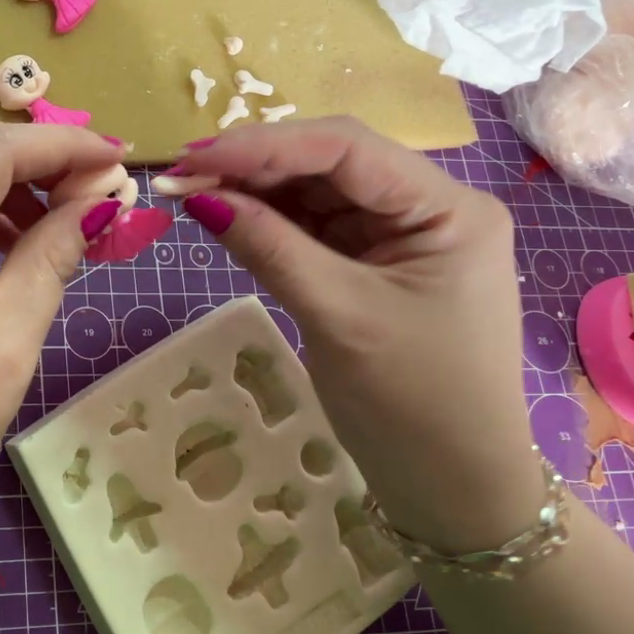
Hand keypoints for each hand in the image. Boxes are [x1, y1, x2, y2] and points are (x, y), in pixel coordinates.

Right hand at [170, 118, 544, 553]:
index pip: (347, 149)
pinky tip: (225, 213)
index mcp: (447, 209)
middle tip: (181, 176)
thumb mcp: (337, 315)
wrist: (452, 488)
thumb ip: (267, 246)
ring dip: (253, 189)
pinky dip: (265, 219)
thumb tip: (195, 195)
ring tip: (191, 192)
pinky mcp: (370, 260)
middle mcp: (426, 207)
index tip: (195, 159)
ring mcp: (397, 233)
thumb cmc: (413, 403)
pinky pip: (310, 224)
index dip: (265, 145)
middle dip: (253, 165)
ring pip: (313, 190)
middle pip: (329, 162)